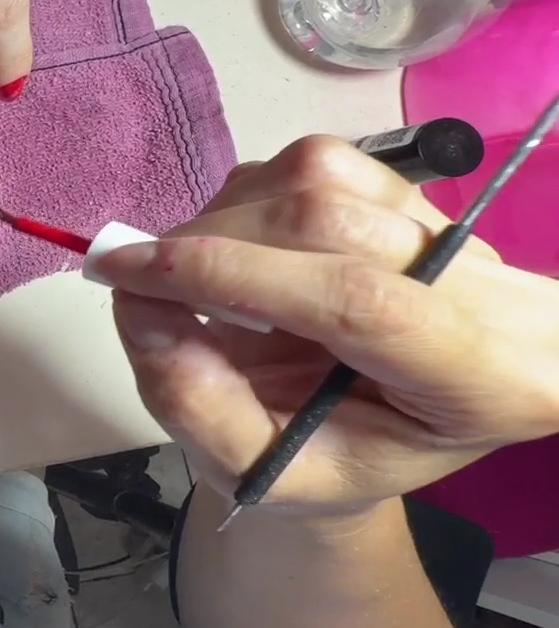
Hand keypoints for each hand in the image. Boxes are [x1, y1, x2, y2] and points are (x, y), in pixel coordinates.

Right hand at [90, 136, 558, 515]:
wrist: (362, 429)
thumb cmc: (315, 458)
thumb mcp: (248, 464)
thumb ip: (190, 399)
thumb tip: (138, 300)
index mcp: (488, 383)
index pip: (359, 302)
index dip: (224, 275)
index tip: (124, 273)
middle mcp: (503, 297)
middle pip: (329, 223)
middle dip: (206, 243)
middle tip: (141, 276)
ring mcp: (461, 236)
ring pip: (318, 180)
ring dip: (223, 217)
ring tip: (203, 270)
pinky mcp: (415, 198)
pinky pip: (316, 163)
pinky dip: (248, 194)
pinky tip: (245, 243)